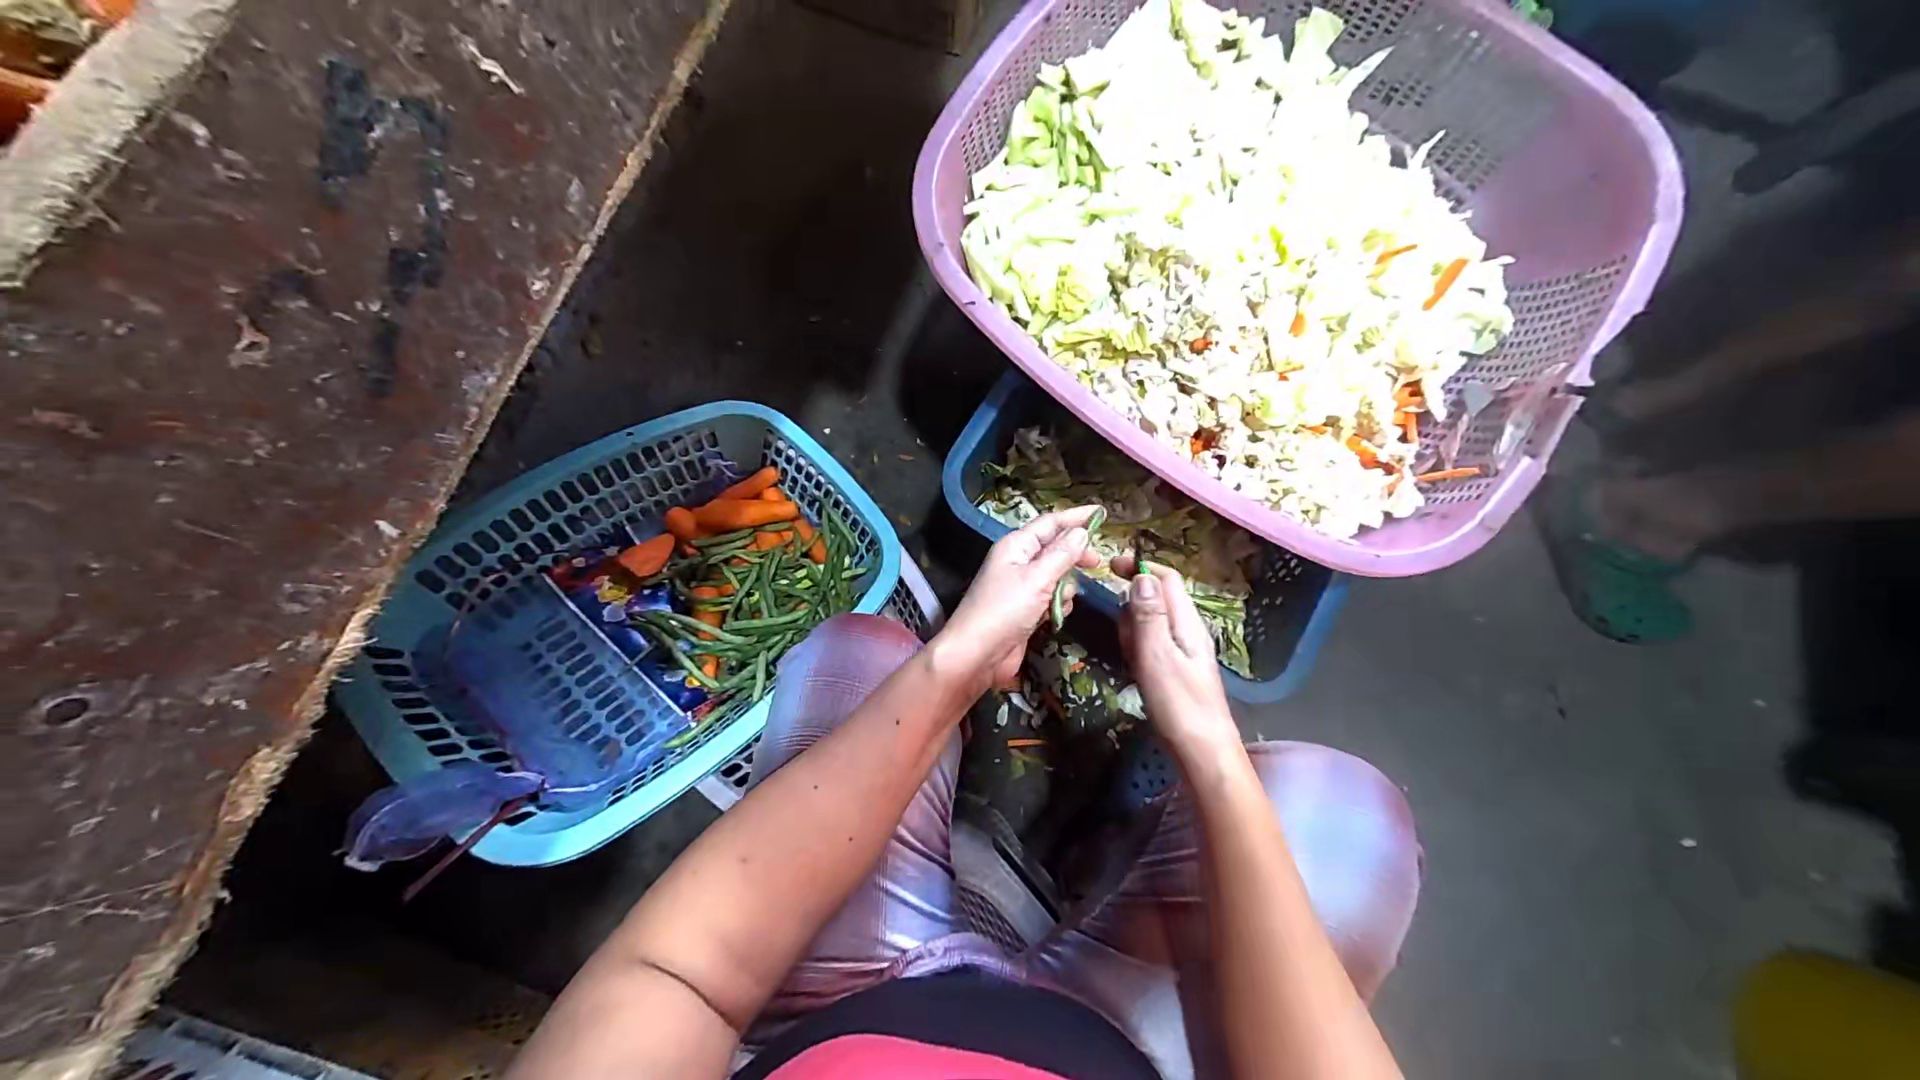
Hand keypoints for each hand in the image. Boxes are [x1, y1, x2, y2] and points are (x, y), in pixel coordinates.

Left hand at [934, 506, 1103, 690]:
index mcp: (1016, 546)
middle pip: (1055, 548)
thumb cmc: (1004, 610)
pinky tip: (1055, 616)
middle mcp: (1018, 562)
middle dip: (1075, 555)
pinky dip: (1058, 605)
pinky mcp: (1026, 610)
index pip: (1050, 523)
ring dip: (1065, 586)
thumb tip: (1081, 531)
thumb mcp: (1037, 578)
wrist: (977, 655)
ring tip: (1060, 600)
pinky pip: (1051, 598)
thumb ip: (1062, 554)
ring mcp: (1022, 587)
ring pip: (1057, 575)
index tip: (1102, 512)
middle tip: (1097, 563)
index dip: (1076, 517)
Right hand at [1111, 556, 1238, 762]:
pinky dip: (1137, 650)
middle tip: (1124, 637)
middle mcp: (1187, 630)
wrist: (1202, 753)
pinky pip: (1149, 645)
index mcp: (1187, 622)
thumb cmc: (1180, 705)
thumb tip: (1141, 577)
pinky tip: (1135, 671)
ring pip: (1149, 622)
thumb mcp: (1157, 656)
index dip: (1140, 568)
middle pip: (1155, 598)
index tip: (1109, 566)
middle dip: (1131, 608)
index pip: (1166, 579)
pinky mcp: (1174, 668)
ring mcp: (1181, 650)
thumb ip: (1148, 615)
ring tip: (1131, 659)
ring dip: (1132, 631)